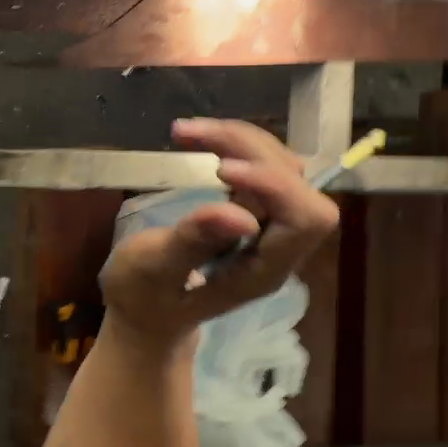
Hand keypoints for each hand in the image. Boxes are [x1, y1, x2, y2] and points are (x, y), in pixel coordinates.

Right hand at [99, 118, 339, 347]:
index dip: (274, 185)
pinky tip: (200, 141)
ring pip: (281, 170)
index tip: (218, 169)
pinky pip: (260, 172)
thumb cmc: (142, 298)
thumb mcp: (153, 270)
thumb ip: (192, 242)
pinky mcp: (250, 215)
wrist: (143, 314)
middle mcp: (278, 247)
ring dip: (241, 142)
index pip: (305, 218)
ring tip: (187, 132)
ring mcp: (267, 229)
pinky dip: (234, 148)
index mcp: (264, 270)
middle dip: (250, 149)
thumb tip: (237, 216)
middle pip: (296, 183)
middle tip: (187, 134)